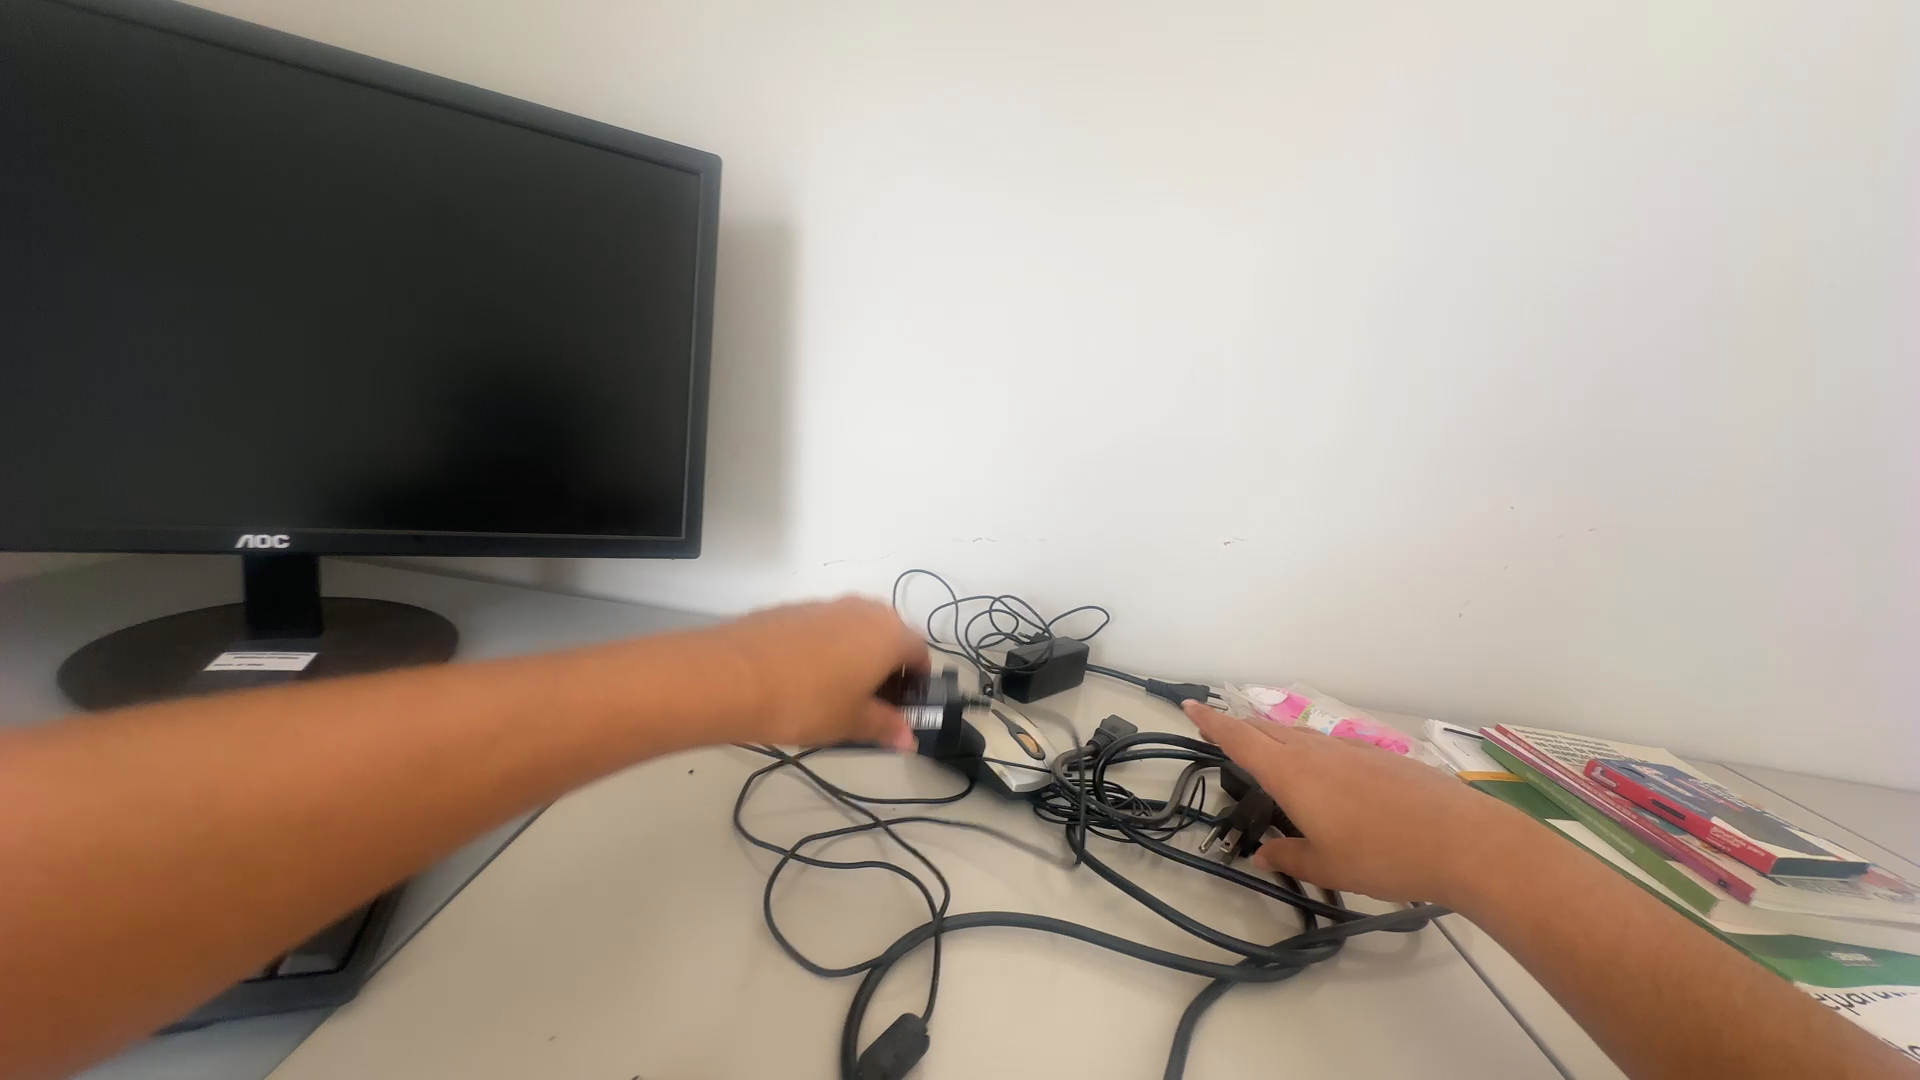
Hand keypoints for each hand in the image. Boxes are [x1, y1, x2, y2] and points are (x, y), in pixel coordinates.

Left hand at [707, 597, 928, 749]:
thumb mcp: (851, 722)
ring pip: (855, 631)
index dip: (917, 684)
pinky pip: (823, 629)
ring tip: (833, 693)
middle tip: (870, 705)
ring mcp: (826, 604)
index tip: (903, 710)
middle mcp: (863, 609)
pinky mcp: (792, 608)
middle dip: (887, 669)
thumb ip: (886, 727)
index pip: (920, 654)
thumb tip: (909, 739)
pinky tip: (801, 679)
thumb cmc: (807, 702)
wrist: (732, 676)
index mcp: (889, 633)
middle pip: (889, 637)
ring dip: (855, 657)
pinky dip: (824, 650)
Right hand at [1184, 701, 1528, 906]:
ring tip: (1269, 755)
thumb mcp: (1328, 866)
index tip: (1190, 705)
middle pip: (1265, 729)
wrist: (1465, 841)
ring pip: (1298, 735)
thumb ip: (1288, 856)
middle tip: (1222, 732)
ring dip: (1274, 738)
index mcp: (1291, 772)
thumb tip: (1262, 855)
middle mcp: (1314, 751)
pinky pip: (1327, 745)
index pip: (1239, 738)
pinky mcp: (1378, 756)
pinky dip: (1308, 750)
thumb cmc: (1385, 856)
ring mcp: (1348, 749)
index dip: (1211, 721)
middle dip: (1239, 728)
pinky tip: (1325, 776)